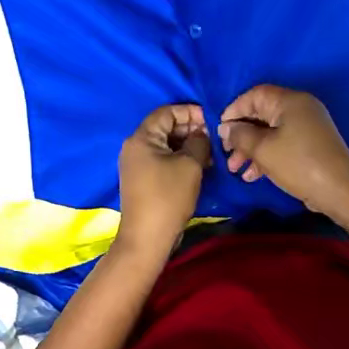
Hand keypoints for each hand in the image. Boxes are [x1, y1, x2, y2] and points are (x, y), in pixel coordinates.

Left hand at [117, 103, 210, 251]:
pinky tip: (198, 166)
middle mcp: (134, 146)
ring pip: (166, 145)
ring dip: (188, 145)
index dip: (190, 112)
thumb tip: (201, 133)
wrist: (147, 237)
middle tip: (214, 138)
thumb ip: (199, 141)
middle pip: (165, 127)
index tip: (212, 120)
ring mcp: (136, 164)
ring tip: (210, 153)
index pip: (166, 112)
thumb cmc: (168, 197)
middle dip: (191, 129)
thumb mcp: (190, 164)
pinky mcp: (142, 179)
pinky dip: (180, 159)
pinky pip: (162, 159)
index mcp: (141, 137)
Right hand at [218, 84, 348, 215]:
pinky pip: (281, 143)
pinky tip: (252, 175)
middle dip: (240, 134)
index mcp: (289, 101)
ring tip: (235, 169)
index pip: (254, 95)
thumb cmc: (298, 164)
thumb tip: (225, 128)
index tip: (219, 131)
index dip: (233, 110)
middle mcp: (299, 108)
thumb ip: (240, 135)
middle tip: (226, 153)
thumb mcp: (263, 149)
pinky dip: (265, 155)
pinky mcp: (309, 145)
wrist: (340, 190)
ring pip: (269, 132)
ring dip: (250, 149)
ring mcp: (306, 127)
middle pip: (261, 114)